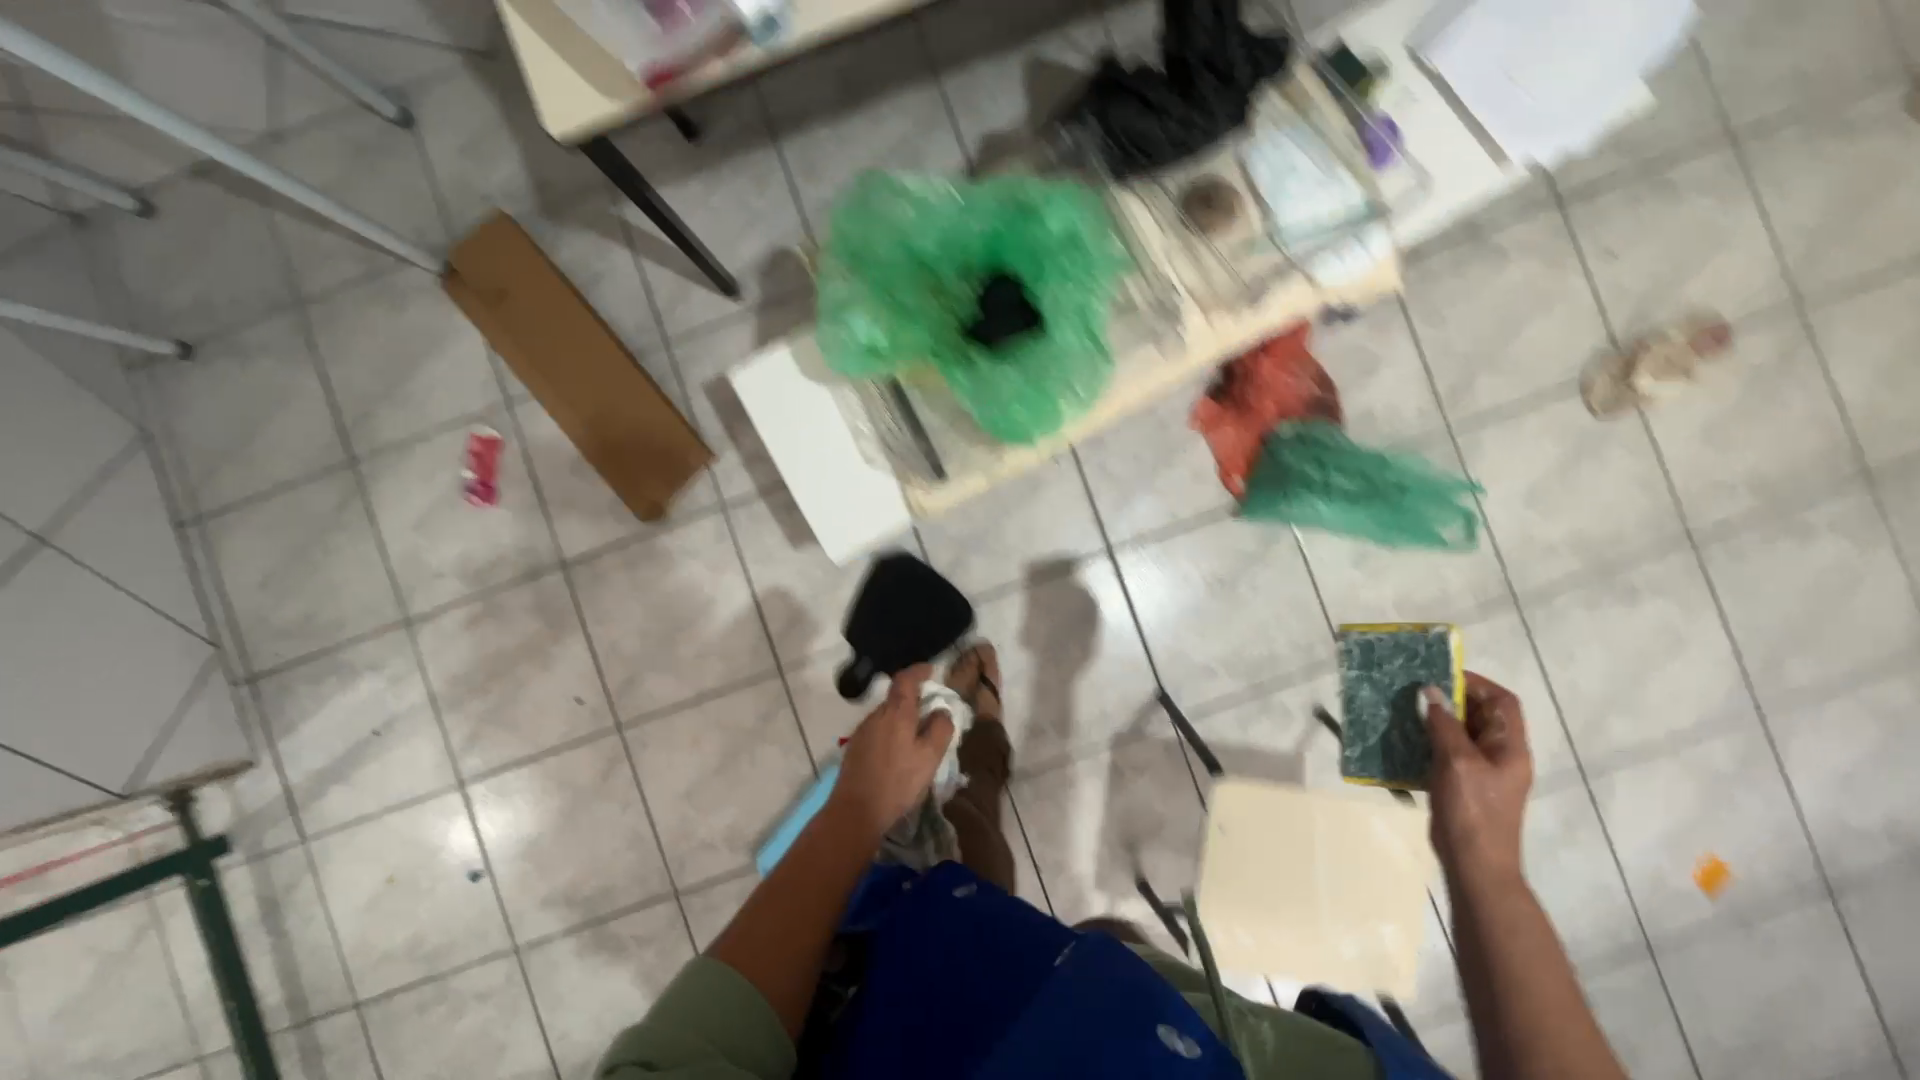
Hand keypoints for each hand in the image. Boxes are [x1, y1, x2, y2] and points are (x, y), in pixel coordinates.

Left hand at [828, 664, 955, 836]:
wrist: (855, 811)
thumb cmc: (897, 782)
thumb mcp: (929, 757)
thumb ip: (940, 729)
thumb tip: (941, 711)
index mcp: (896, 713)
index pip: (905, 679)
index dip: (918, 671)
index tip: (931, 670)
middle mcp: (875, 716)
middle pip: (895, 698)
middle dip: (913, 699)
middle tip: (931, 712)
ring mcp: (862, 732)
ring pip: (886, 717)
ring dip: (902, 719)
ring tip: (917, 738)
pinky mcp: (854, 749)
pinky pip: (877, 732)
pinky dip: (891, 733)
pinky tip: (897, 755)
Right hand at [1424, 672, 1532, 880]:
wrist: (1475, 864)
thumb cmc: (1473, 811)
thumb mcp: (1458, 762)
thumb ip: (1444, 724)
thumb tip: (1430, 691)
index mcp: (1510, 747)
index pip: (1503, 702)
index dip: (1477, 683)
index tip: (1442, 675)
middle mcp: (1500, 755)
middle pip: (1482, 715)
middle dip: (1452, 699)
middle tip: (1417, 690)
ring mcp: (1482, 772)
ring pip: (1462, 733)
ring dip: (1437, 720)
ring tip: (1406, 710)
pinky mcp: (1463, 785)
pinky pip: (1448, 753)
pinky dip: (1429, 741)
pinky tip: (1406, 739)